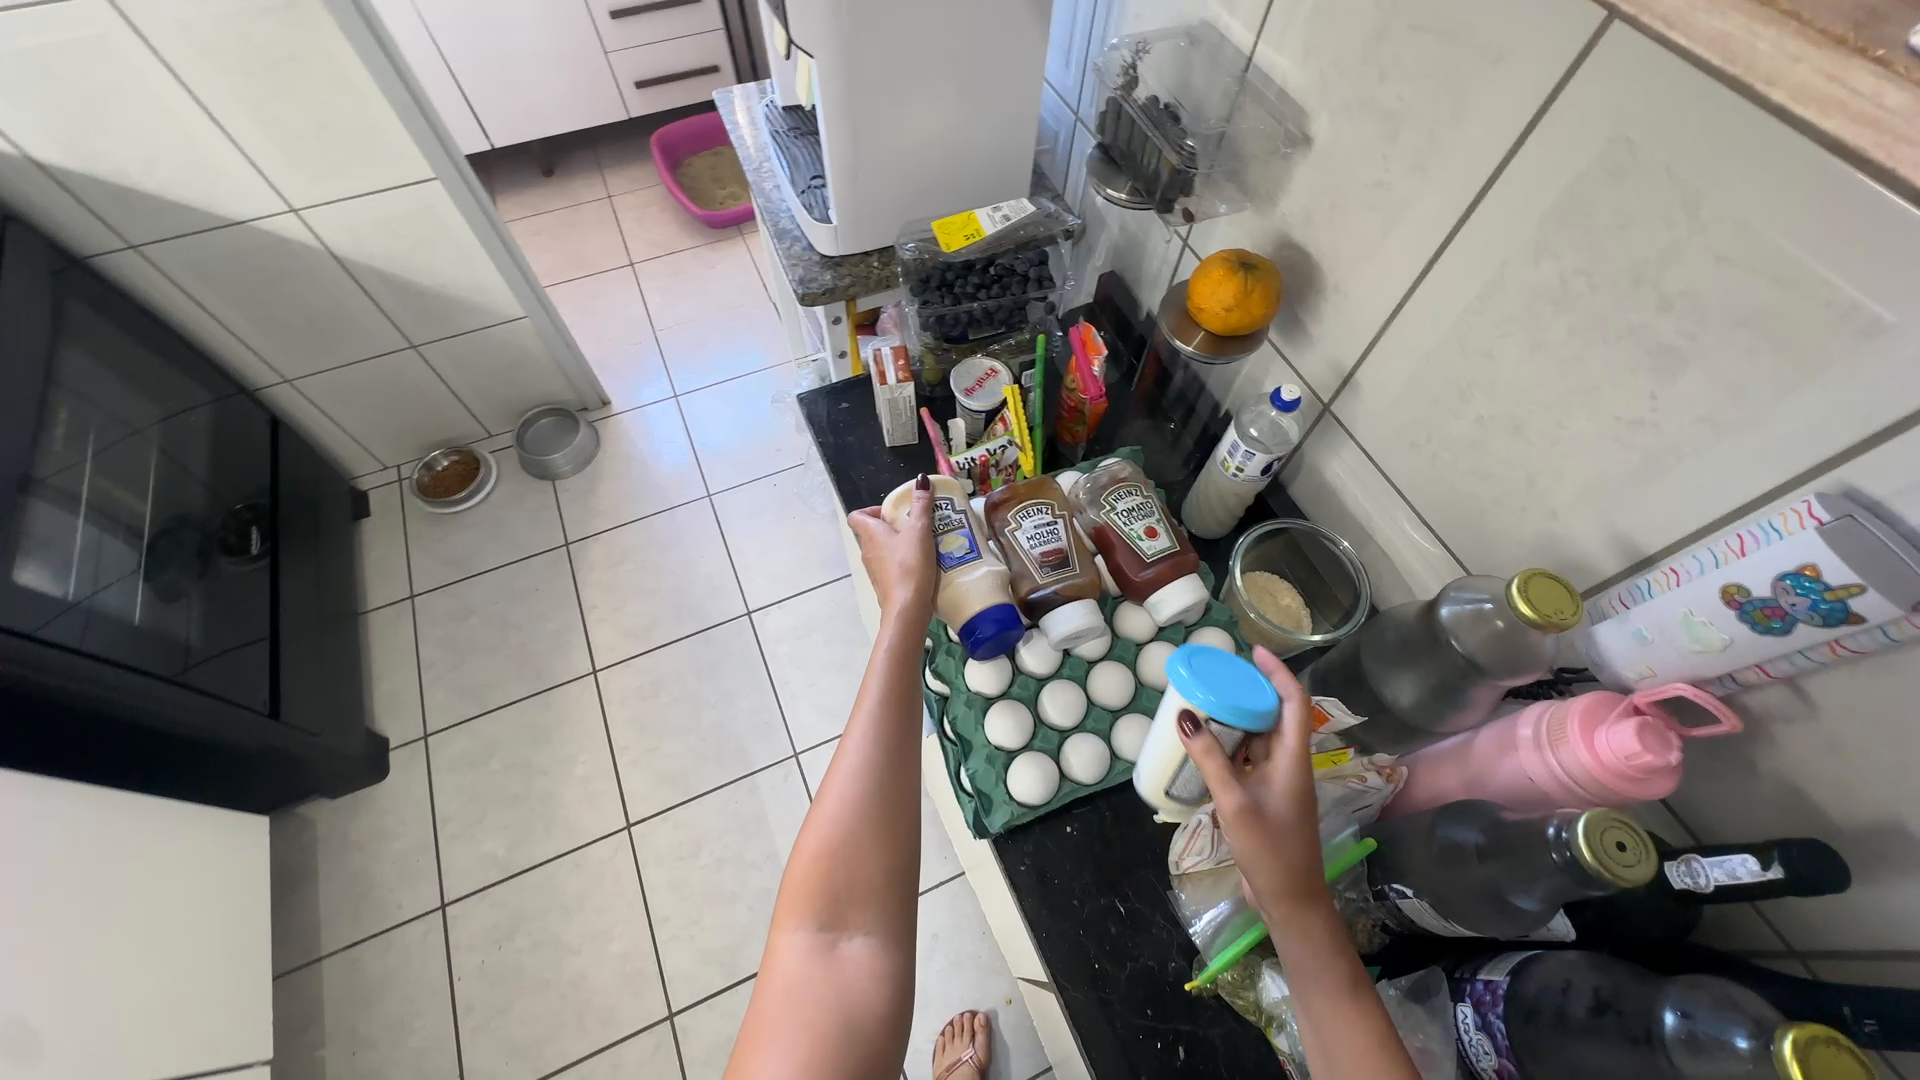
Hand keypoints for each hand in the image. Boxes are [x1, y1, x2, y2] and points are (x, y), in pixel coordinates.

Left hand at [847, 474, 936, 625]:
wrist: (907, 607)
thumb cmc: (910, 565)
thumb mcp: (919, 531)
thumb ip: (921, 505)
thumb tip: (921, 479)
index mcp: (869, 533)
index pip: (856, 516)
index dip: (871, 510)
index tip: (892, 512)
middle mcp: (866, 550)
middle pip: (871, 532)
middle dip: (890, 526)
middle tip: (913, 524)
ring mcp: (874, 570)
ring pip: (881, 550)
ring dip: (897, 544)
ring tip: (921, 543)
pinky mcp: (884, 585)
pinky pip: (889, 566)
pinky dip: (901, 562)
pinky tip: (922, 564)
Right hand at [1176, 646, 1330, 922]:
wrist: (1289, 900)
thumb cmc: (1270, 849)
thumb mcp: (1234, 801)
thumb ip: (1209, 758)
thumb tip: (1184, 716)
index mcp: (1293, 758)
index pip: (1294, 701)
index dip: (1277, 673)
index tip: (1253, 652)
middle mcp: (1288, 763)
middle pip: (1274, 715)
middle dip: (1248, 692)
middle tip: (1216, 676)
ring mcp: (1277, 781)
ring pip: (1258, 737)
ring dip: (1235, 719)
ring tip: (1204, 701)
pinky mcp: (1264, 797)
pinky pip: (1247, 760)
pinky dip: (1228, 747)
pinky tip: (1204, 745)